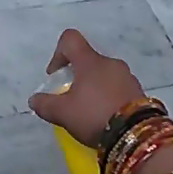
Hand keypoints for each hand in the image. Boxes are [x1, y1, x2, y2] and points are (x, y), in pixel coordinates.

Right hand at [27, 29, 146, 146]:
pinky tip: (103, 116)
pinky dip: (106, 97)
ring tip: (87, 112)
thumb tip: (35, 100)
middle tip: (70, 101)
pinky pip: (115, 87)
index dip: (57, 54)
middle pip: (86, 61)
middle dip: (74, 78)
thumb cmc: (94, 115)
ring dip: (91, 88)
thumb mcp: (62, 113)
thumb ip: (44, 104)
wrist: (135, 134)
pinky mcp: (137, 90)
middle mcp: (110, 63)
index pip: (70, 39)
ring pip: (102, 75)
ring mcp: (127, 76)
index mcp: (90, 62)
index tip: (56, 77)